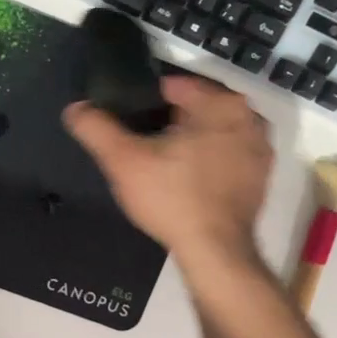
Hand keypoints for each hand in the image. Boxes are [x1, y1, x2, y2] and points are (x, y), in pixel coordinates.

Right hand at [64, 76, 274, 260]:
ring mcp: (260, 149)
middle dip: (170, 122)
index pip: (176, 86)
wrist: (215, 251)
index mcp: (222, 104)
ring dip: (190, 142)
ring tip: (161, 164)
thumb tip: (75, 108)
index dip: (146, 102)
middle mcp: (250, 118)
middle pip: (196, 109)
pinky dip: (208, 162)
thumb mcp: (123, 161)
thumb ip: (96, 129)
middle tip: (142, 147)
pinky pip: (226, 156)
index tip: (129, 123)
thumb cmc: (172, 199)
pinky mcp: (261, 177)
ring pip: (213, 133)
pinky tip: (186, 182)